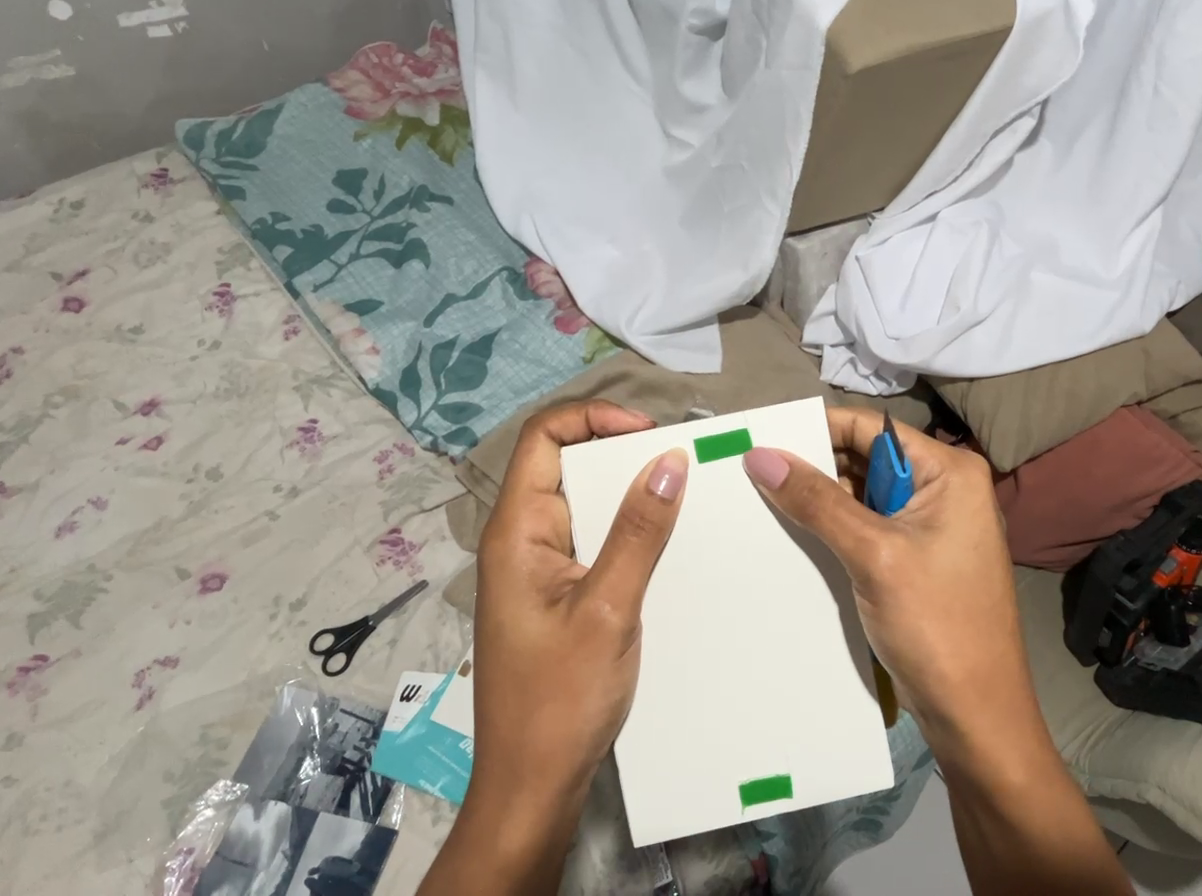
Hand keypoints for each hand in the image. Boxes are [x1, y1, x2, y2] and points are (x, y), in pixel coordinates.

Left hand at [426, 401, 687, 895]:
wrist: (533, 784)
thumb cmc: (562, 699)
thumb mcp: (609, 609)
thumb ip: (639, 532)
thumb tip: (669, 458)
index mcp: (518, 530)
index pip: (543, 437)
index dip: (594, 417)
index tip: (652, 433)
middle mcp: (521, 538)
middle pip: (564, 463)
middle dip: (621, 451)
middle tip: (680, 463)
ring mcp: (537, 568)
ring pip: (582, 502)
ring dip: (628, 492)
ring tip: (683, 496)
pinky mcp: (555, 593)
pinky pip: (590, 539)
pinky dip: (625, 529)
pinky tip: (665, 543)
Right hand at [743, 408, 1132, 895]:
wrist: (975, 714)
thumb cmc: (936, 625)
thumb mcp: (873, 555)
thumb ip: (817, 501)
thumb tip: (760, 455)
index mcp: (948, 472)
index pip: (871, 429)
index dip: (817, 428)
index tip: (762, 436)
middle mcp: (943, 488)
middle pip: (865, 459)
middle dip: (813, 465)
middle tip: (749, 470)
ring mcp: (929, 526)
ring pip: (861, 495)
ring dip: (819, 500)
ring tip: (757, 498)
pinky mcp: (915, 559)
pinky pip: (866, 528)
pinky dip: (832, 529)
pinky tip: (789, 534)